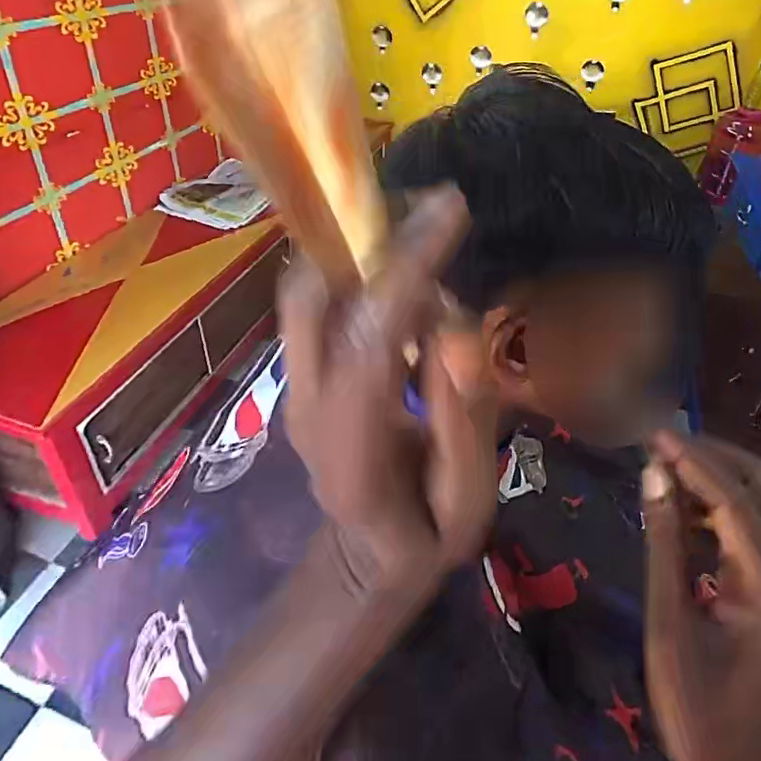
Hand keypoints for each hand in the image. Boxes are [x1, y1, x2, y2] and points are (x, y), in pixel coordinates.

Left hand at [278, 187, 497, 594]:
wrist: (364, 552)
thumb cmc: (424, 534)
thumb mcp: (469, 504)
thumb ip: (464, 422)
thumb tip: (456, 331)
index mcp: (349, 445)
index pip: (366, 341)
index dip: (405, 270)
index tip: (450, 211)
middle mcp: (305, 401)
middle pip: (309, 294)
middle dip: (364, 236)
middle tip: (431, 208)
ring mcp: (292, 383)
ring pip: (305, 287)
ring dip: (357, 244)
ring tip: (423, 229)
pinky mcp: (297, 367)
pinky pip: (316, 298)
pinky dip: (353, 264)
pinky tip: (402, 266)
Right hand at [642, 430, 760, 760]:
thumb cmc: (699, 709)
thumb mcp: (671, 623)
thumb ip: (665, 543)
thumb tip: (654, 474)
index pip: (732, 499)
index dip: (691, 459)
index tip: (652, 432)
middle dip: (712, 456)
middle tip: (661, 439)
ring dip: (720, 477)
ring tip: (668, 461)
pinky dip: (726, 508)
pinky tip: (689, 504)